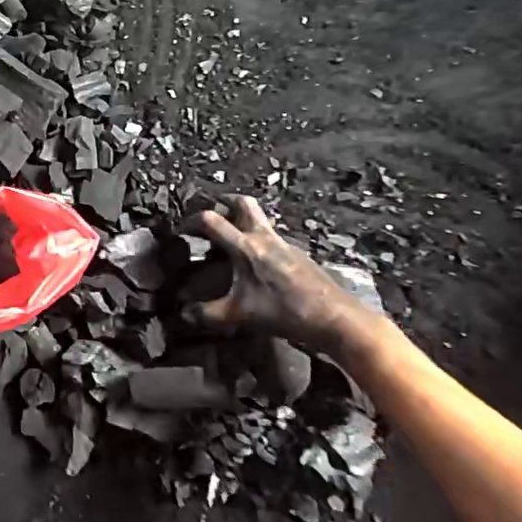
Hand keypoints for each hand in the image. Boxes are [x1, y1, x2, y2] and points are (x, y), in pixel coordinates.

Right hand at [184, 194, 383, 353]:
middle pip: (244, 204)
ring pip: (261, 221)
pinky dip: (260, 241)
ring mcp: (286, 245)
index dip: (191, 221)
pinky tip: (257, 264)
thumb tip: (184, 314)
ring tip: (231, 240)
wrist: (339, 320)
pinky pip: (274, 239)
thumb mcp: (241, 315)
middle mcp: (265, 238)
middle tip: (213, 211)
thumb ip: (209, 313)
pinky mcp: (300, 256)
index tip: (182, 232)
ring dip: (244, 222)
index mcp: (246, 247)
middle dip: (225, 202)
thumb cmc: (286, 312)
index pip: (211, 220)